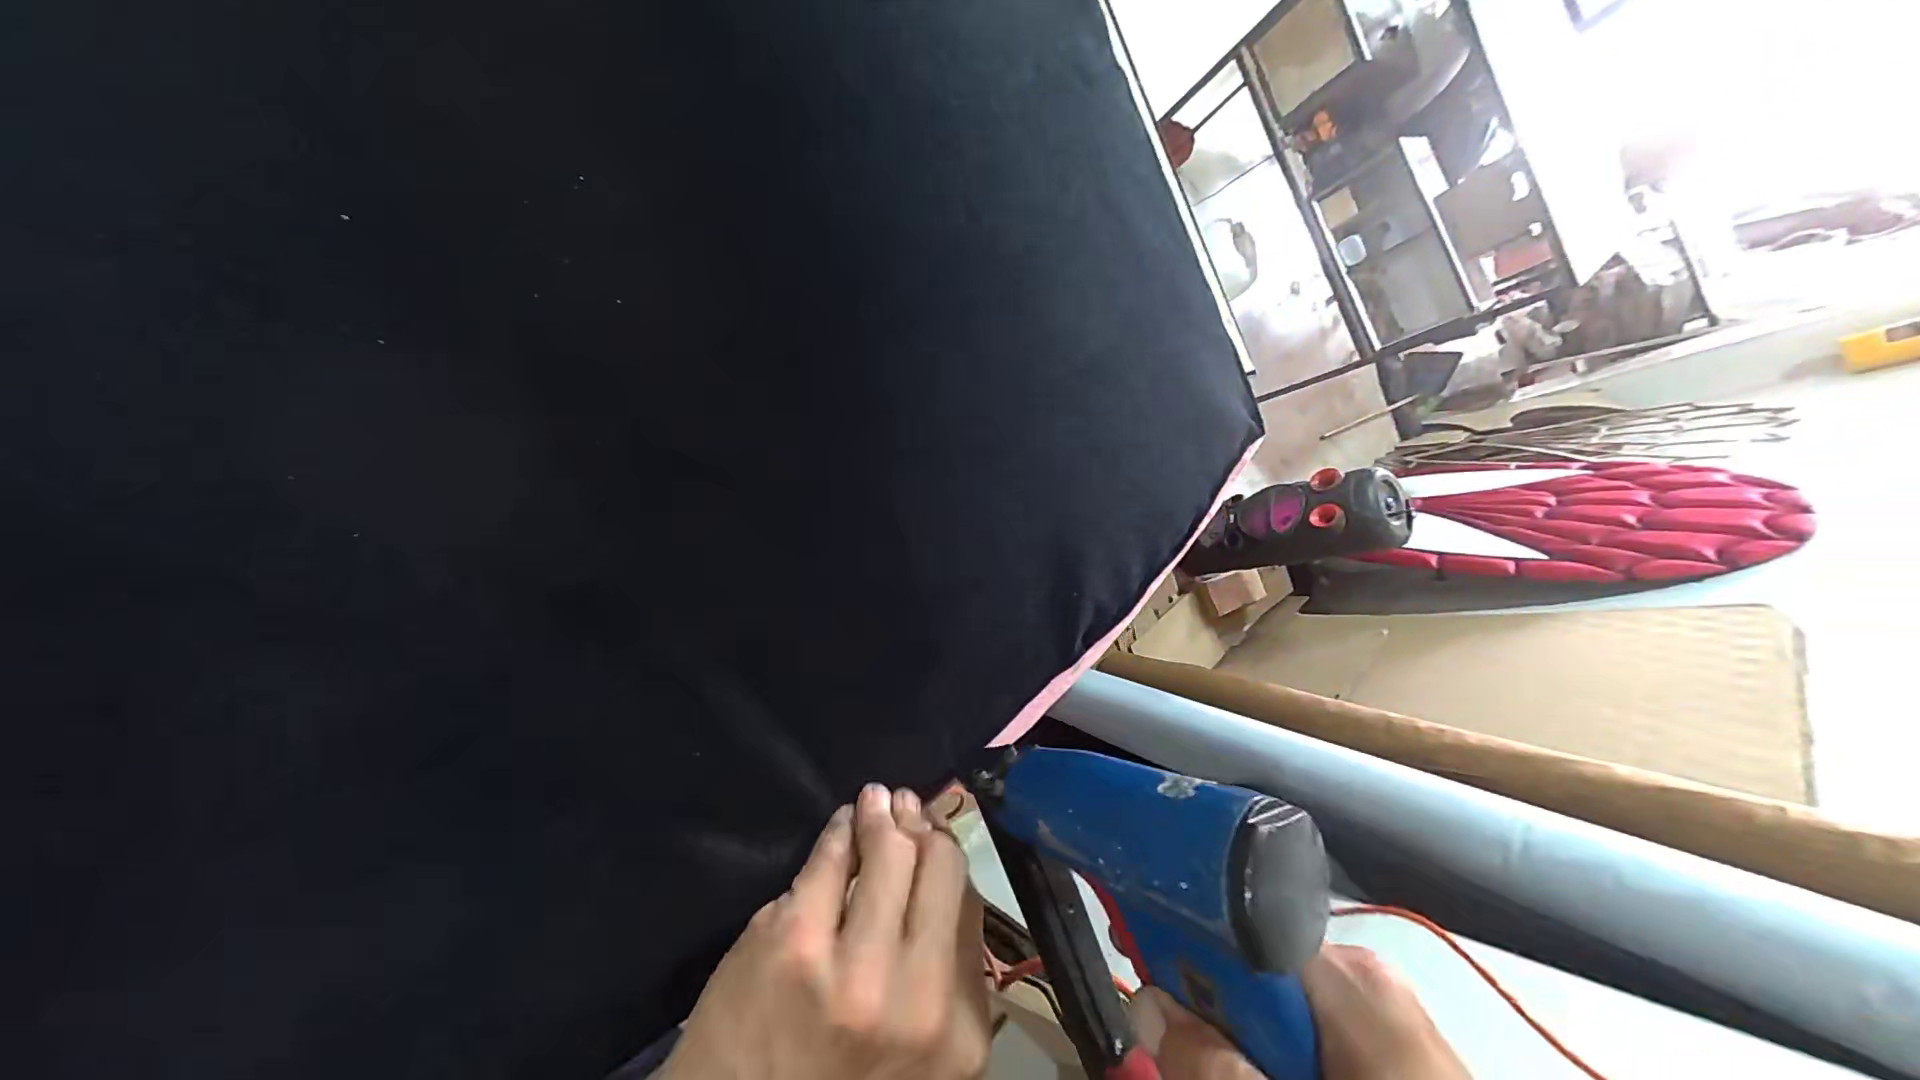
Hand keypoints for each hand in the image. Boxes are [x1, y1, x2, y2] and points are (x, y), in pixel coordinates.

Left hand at [663, 783, 992, 1079]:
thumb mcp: (916, 1047)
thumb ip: (943, 970)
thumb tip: (940, 866)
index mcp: (958, 1033)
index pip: (971, 908)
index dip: (949, 859)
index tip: (933, 834)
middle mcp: (918, 1002)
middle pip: (941, 870)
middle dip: (925, 828)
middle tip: (908, 805)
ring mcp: (855, 973)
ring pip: (893, 852)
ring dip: (882, 816)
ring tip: (875, 800)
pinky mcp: (796, 946)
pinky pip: (831, 857)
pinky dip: (839, 829)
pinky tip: (840, 824)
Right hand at [1125, 945, 1468, 1079]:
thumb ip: (1216, 1069)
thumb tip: (1148, 1007)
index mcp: (1347, 978)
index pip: (1237, 926)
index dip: (1181, 946)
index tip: (1144, 975)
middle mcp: (1362, 972)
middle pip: (1248, 968)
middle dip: (1210, 1016)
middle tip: (1191, 1067)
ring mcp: (1380, 1004)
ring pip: (1273, 1002)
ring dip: (1240, 1044)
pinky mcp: (1389, 1036)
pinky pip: (1307, 1027)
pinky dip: (1278, 1056)